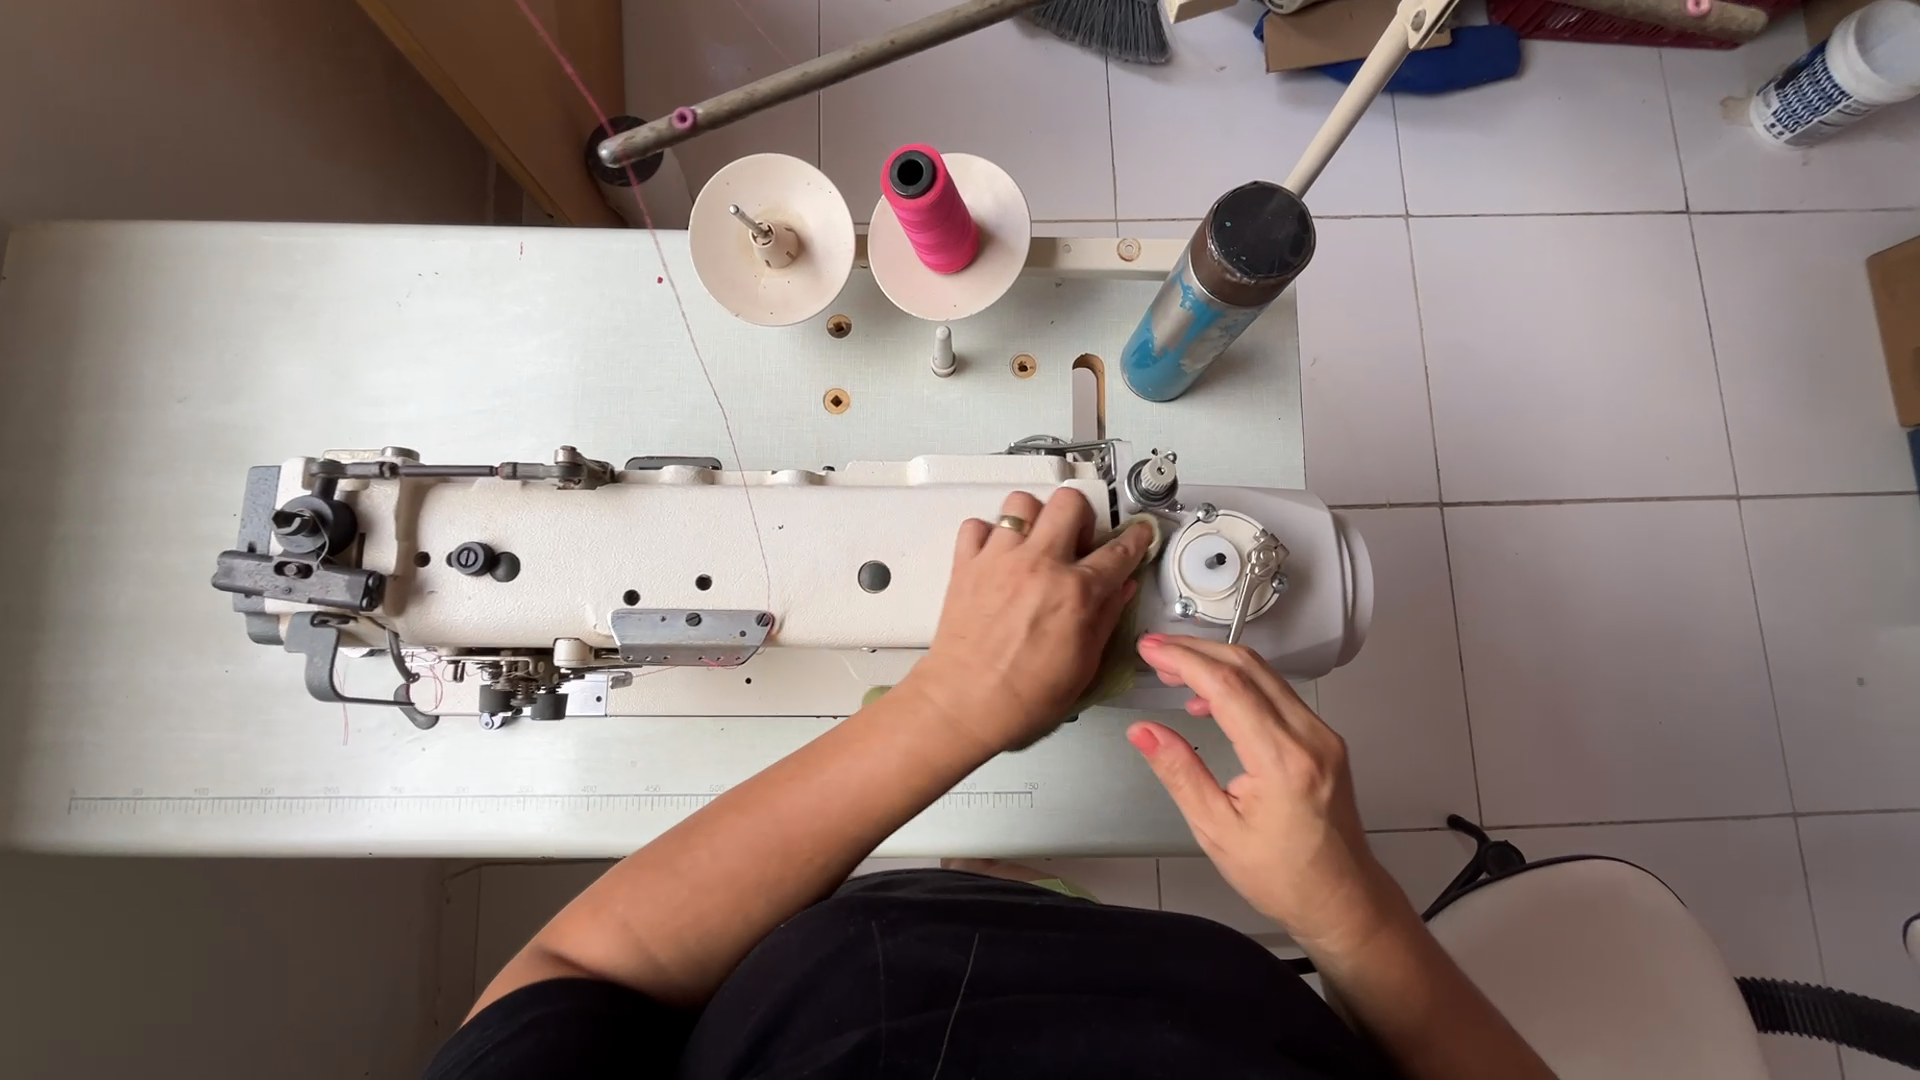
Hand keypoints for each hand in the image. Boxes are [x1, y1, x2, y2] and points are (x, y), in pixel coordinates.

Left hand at [904, 488, 1152, 754]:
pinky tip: (998, 552)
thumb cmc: (1018, 698)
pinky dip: (988, 533)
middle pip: (1070, 503)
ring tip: (1036, 540)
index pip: (1119, 550)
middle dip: (1083, 514)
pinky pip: (976, 525)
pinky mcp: (966, 565)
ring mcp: (999, 561)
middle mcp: (1038, 566)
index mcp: (1075, 593)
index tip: (1135, 535)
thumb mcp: (1084, 666)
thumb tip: (1120, 592)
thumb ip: (1106, 618)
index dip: (1135, 539)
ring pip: (1021, 503)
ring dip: (1034, 517)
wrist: (964, 705)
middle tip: (1079, 538)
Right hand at [1127, 635, 1410, 953]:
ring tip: (1172, 670)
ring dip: (1215, 661)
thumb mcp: (1216, 831)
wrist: (1344, 900)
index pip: (1229, 688)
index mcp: (1283, 761)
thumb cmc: (1281, 876)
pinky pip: (1275, 691)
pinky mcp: (1322, 736)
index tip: (1149, 651)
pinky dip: (1237, 681)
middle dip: (1196, 650)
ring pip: (1264, 673)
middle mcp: (1309, 737)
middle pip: (1248, 667)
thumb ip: (1179, 772)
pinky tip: (1208, 699)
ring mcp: (1321, 733)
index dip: (1185, 661)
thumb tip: (1141, 730)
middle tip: (1154, 651)